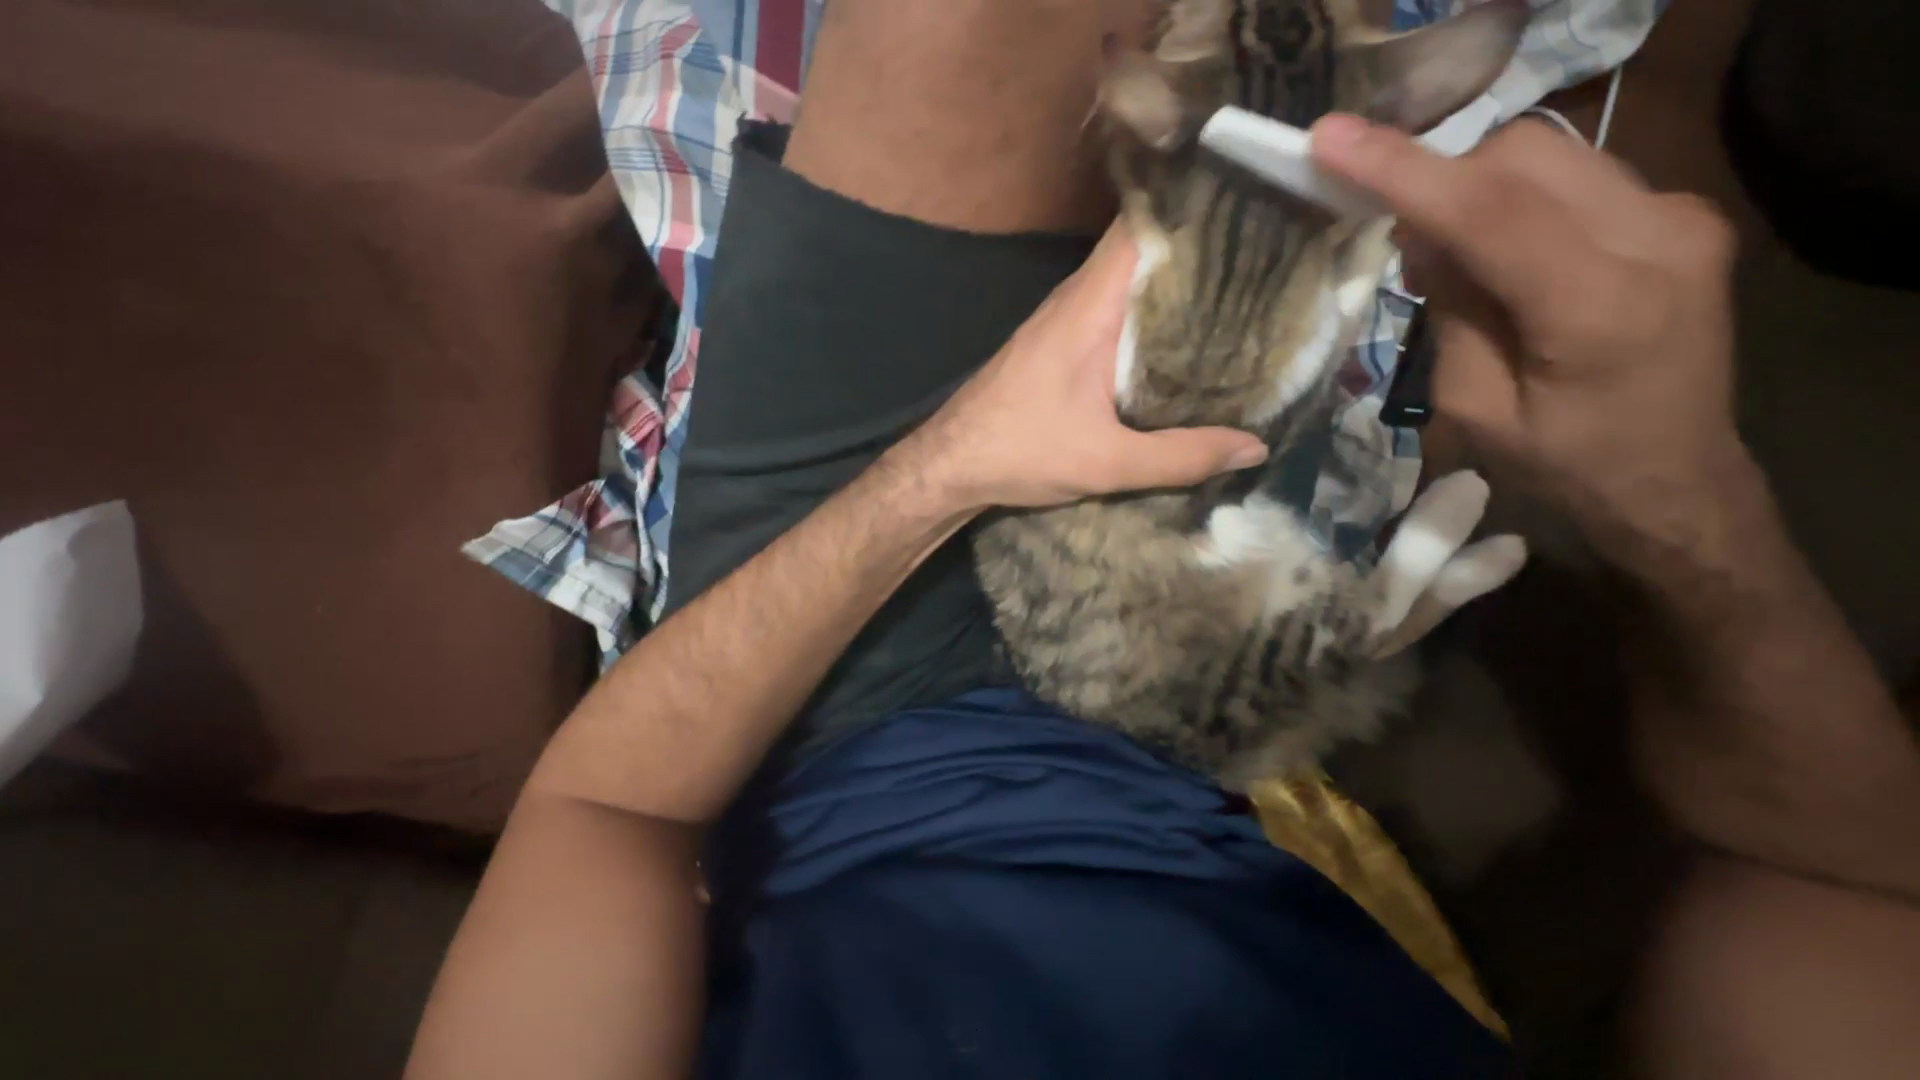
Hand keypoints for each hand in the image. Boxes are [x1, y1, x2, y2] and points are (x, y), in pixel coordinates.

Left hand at [908, 223, 1267, 510]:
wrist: (951, 464)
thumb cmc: (1020, 451)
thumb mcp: (1107, 463)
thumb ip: (1181, 456)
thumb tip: (1255, 448)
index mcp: (1089, 306)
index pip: (1143, 225)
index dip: (1195, 208)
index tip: (1254, 208)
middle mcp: (1078, 298)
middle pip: (1147, 250)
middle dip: (1203, 249)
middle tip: (1272, 255)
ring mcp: (1067, 318)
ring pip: (1133, 282)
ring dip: (1179, 285)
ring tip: (1249, 289)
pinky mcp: (1062, 342)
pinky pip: (1118, 311)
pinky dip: (1154, 316)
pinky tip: (1190, 339)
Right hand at [1311, 116, 1751, 565]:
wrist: (1676, 482)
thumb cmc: (1564, 466)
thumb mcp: (1474, 410)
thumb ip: (1450, 311)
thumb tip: (1424, 234)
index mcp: (1599, 308)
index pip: (1490, 212)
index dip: (1405, 171)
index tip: (1331, 140)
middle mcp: (1657, 238)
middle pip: (1522, 157)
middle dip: (1445, 180)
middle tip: (1406, 244)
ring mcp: (1680, 217)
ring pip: (1549, 155)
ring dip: (1480, 190)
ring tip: (1457, 260)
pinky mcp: (1681, 214)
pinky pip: (1574, 177)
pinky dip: (1519, 202)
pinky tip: (1508, 258)